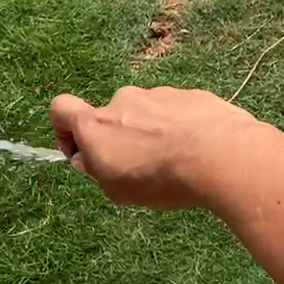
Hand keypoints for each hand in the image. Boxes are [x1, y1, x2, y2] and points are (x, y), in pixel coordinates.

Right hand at [48, 86, 258, 209]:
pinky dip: (187, 127)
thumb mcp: (118, 189)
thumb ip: (96, 170)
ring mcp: (162, 94)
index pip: (61, 109)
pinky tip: (203, 151)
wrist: (222, 155)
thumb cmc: (162, 178)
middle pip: (115, 115)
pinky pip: (183, 111)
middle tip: (145, 168)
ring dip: (158, 133)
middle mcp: (125, 100)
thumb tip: (86, 158)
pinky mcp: (195, 95)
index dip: (66, 130)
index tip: (84, 153)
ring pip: (151, 113)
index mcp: (97, 122)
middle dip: (125, 138)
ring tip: (181, 163)